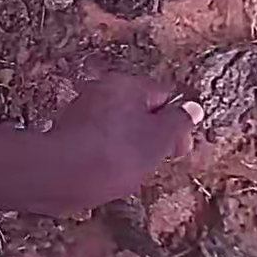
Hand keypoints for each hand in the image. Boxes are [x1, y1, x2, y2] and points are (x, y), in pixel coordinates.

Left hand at [37, 75, 197, 214]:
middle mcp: (101, 89)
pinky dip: (106, 153)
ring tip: (129, 169)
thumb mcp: (160, 138)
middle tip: (154, 161)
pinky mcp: (68, 132)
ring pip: (118, 126)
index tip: (178, 149)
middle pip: (139, 110)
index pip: (164, 96)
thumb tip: (192, 108)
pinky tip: (107, 171)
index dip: (177, 123)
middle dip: (151, 135)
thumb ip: (179, 121)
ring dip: (128, 146)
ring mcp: (81, 110)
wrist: (64, 173)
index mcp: (126, 84)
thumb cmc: (117, 153)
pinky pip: (98, 140)